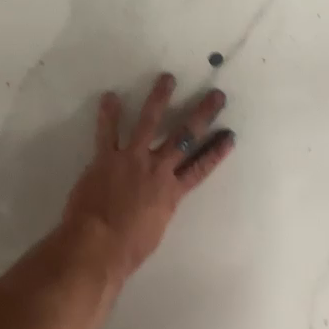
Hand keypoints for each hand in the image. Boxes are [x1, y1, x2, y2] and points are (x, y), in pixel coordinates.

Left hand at [60, 73, 233, 278]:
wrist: (99, 247)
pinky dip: (107, 114)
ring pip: (149, 123)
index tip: (229, 136)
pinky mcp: (106, 158)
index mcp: (171, 192)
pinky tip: (109, 96)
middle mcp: (157, 170)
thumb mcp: (154, 230)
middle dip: (201, 115)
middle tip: (215, 95)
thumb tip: (157, 203)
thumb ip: (158, 210)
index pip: (200, 168)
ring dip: (159, 99)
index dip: (215, 152)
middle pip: (184, 137)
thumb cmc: (128, 249)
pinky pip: (107, 132)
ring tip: (167, 79)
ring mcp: (132, 160)